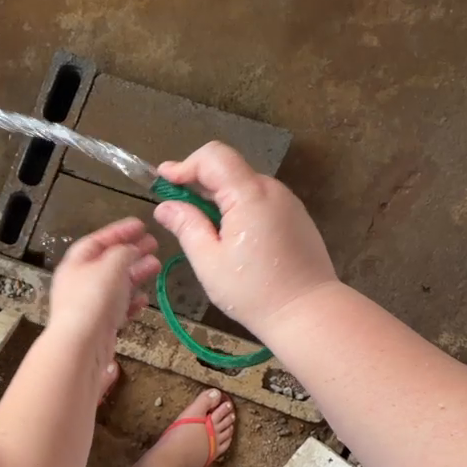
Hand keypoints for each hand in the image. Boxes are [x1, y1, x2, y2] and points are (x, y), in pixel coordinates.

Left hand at [48, 217, 160, 345]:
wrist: (81, 346)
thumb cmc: (93, 299)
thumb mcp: (110, 265)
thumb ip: (123, 252)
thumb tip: (131, 250)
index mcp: (75, 265)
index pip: (96, 241)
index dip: (118, 231)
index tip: (141, 225)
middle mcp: (79, 284)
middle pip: (107, 263)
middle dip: (131, 252)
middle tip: (154, 244)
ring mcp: (88, 306)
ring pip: (115, 285)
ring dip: (135, 274)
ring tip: (156, 266)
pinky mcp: (98, 326)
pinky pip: (117, 309)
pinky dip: (131, 302)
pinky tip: (144, 299)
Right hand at [153, 142, 338, 332]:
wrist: (304, 309)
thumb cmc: (250, 290)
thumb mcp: (208, 261)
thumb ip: (186, 226)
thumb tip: (165, 206)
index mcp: (248, 196)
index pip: (214, 157)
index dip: (185, 164)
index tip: (161, 179)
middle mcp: (271, 189)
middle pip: (229, 169)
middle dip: (197, 182)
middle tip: (173, 206)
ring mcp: (286, 201)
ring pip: (243, 185)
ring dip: (216, 196)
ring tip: (198, 226)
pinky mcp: (293, 216)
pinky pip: (258, 200)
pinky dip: (235, 207)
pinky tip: (225, 235)